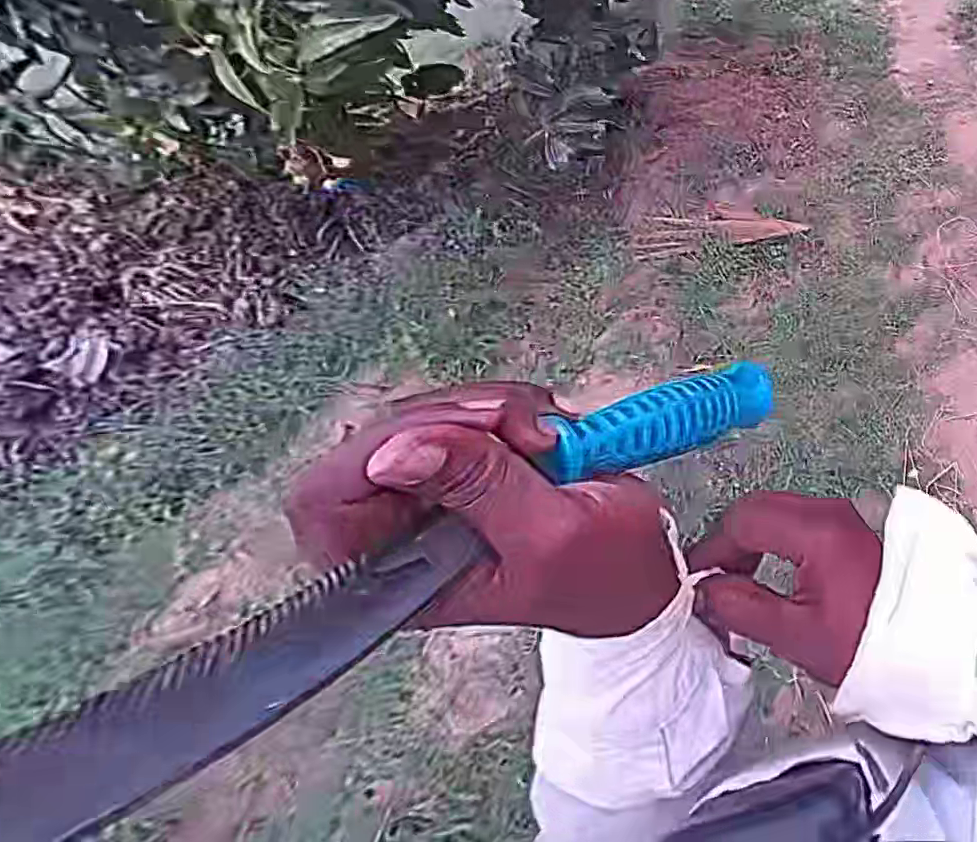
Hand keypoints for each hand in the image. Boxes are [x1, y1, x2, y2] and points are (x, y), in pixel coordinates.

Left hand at [284, 382, 679, 636]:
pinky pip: (476, 409)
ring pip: (436, 413)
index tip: (469, 431)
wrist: (645, 563)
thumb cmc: (603, 569)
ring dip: (501, 410)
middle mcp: (408, 526)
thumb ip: (483, 489)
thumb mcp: (551, 531)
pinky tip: (554, 432)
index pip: (330, 495)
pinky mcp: (480, 461)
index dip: (388, 446)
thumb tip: (398, 452)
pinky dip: (521, 407)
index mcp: (402, 568)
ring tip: (551, 439)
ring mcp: (444, 489)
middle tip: (528, 431)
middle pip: (386, 436)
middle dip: (464, 418)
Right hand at [686, 491, 882, 684]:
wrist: (924, 639)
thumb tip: (707, 589)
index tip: (697, 577)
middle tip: (714, 580)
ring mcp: (842, 513)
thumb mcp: (798, 634)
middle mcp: (830, 510)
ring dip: (751, 538)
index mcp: (818, 531)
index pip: (746, 518)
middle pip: (760, 505)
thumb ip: (743, 607)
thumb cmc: (867, 640)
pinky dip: (773, 537)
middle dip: (730, 540)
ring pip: (778, 509)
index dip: (714, 546)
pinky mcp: (847, 524)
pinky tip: (767, 569)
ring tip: (738, 580)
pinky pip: (797, 518)